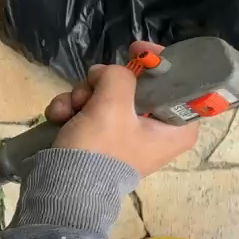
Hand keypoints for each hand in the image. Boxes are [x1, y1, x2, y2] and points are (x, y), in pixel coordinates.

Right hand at [46, 41, 201, 176]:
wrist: (62, 188)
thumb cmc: (98, 150)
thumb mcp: (111, 107)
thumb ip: (117, 78)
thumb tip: (106, 71)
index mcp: (178, 126)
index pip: (180, 82)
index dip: (157, 63)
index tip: (135, 50)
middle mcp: (155, 129)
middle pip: (132, 87)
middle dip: (102, 86)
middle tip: (86, 94)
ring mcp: (124, 134)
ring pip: (104, 97)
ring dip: (79, 97)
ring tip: (66, 111)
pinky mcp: (97, 138)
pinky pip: (87, 111)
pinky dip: (70, 110)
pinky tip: (58, 118)